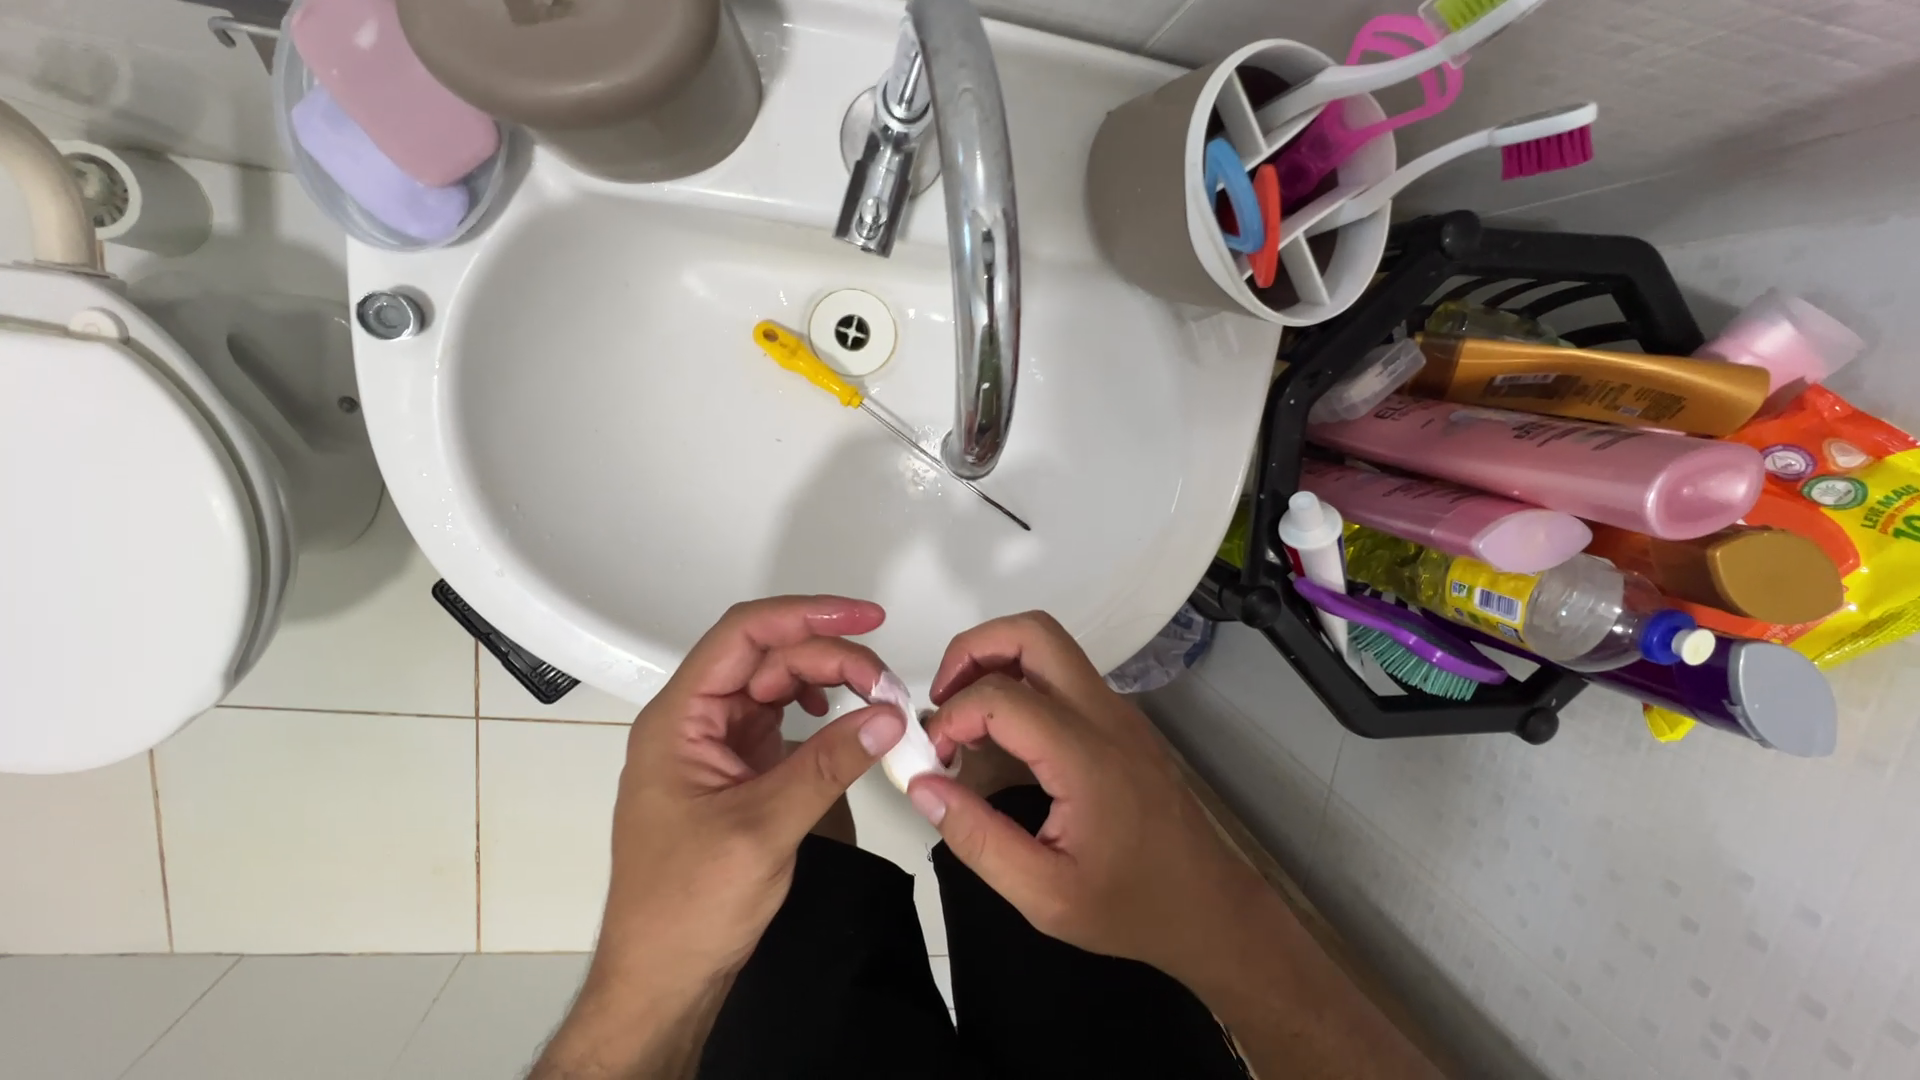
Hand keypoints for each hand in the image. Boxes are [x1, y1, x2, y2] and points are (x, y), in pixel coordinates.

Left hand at [596, 595, 906, 985]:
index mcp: (680, 719)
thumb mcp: (762, 829)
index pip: (743, 636)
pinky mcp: (741, 767)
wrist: (664, 978)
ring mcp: (719, 743)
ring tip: (876, 699)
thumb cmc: (688, 907)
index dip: (804, 615)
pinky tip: (842, 719)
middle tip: (886, 685)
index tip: (864, 618)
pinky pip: (784, 718)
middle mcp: (696, 719)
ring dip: (830, 680)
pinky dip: (821, 711)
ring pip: (778, 684)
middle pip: (768, 657)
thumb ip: (828, 765)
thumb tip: (889, 716)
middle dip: (830, 657)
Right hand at [906, 612, 1265, 982]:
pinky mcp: (1120, 720)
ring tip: (965, 717)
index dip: (953, 716)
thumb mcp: (1043, 895)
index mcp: (1087, 757)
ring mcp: (1117, 712)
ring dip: (996, 661)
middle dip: (973, 648)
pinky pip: (1062, 677)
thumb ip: (976, 838)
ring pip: (1050, 646)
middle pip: (1034, 632)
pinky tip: (1002, 740)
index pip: (1002, 696)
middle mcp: (1105, 715)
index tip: (935, 757)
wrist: (1209, 907)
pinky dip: (1020, 683)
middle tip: (942, 699)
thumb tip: (921, 785)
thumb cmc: (1130, 906)